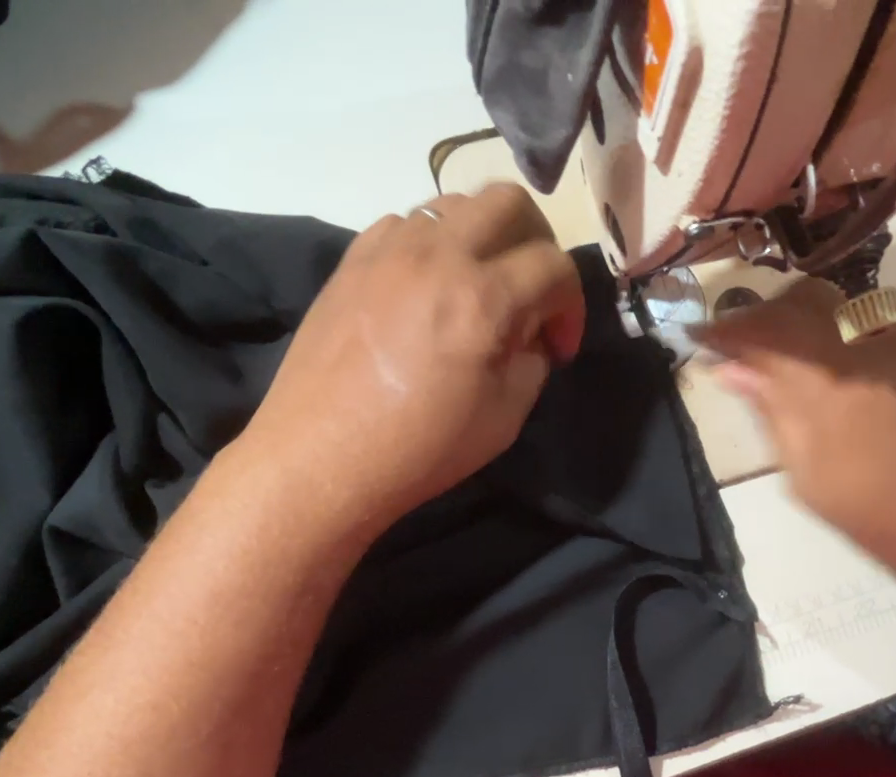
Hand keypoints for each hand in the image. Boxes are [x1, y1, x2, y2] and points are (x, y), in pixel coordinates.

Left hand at [238, 183, 585, 528]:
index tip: (559, 346)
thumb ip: (532, 361)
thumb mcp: (505, 417)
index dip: (572, 305)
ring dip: (484, 236)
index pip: (555, 265)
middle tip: (533, 290)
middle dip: (537, 242)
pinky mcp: (354, 259)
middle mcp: (439, 255)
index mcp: (484, 297)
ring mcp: (390, 249)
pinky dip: (433, 245)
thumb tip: (531, 334)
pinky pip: (406, 224)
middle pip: (509, 201)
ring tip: (480, 286)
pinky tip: (429, 288)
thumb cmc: (421, 447)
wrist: (323, 456)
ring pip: (456, 203)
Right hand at [700, 278, 895, 599]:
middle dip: (771, 318)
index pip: (762, 329)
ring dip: (819, 335)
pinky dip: (861, 349)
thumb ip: (774, 417)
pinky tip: (871, 393)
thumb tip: (735, 371)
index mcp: (830, 385)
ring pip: (847, 313)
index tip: (704, 338)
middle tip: (754, 352)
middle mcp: (872, 343)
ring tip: (818, 383)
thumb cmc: (895, 527)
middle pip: (804, 301)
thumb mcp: (814, 483)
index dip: (727, 328)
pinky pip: (888, 330)